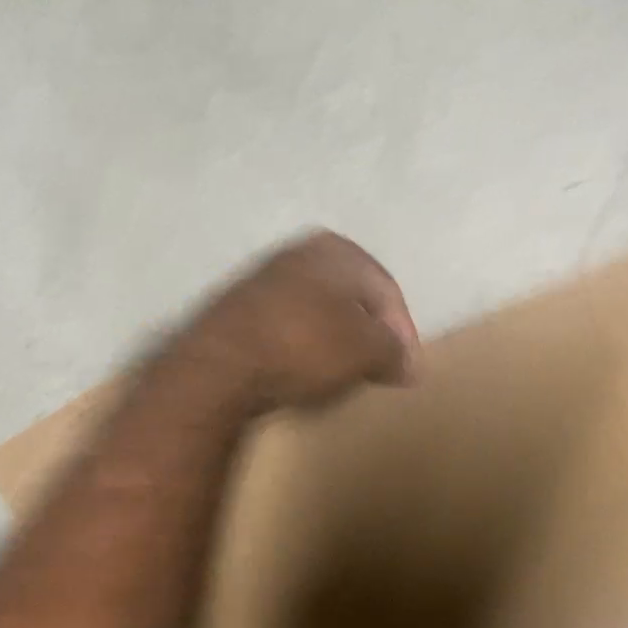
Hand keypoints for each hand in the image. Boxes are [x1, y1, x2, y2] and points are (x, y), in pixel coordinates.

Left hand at [174, 230, 419, 410]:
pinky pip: (286, 332)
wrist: (219, 367)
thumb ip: (394, 352)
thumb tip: (407, 363)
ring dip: (333, 345)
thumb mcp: (366, 351)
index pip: (387, 292)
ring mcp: (263, 280)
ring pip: (316, 315)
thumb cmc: (305, 347)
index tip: (408, 373)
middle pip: (350, 300)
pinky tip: (302, 375)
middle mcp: (300, 253)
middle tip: (379, 372)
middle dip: (367, 336)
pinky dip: (302, 351)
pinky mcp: (236, 313)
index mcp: (338, 250)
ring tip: (342, 378)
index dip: (404, 335)